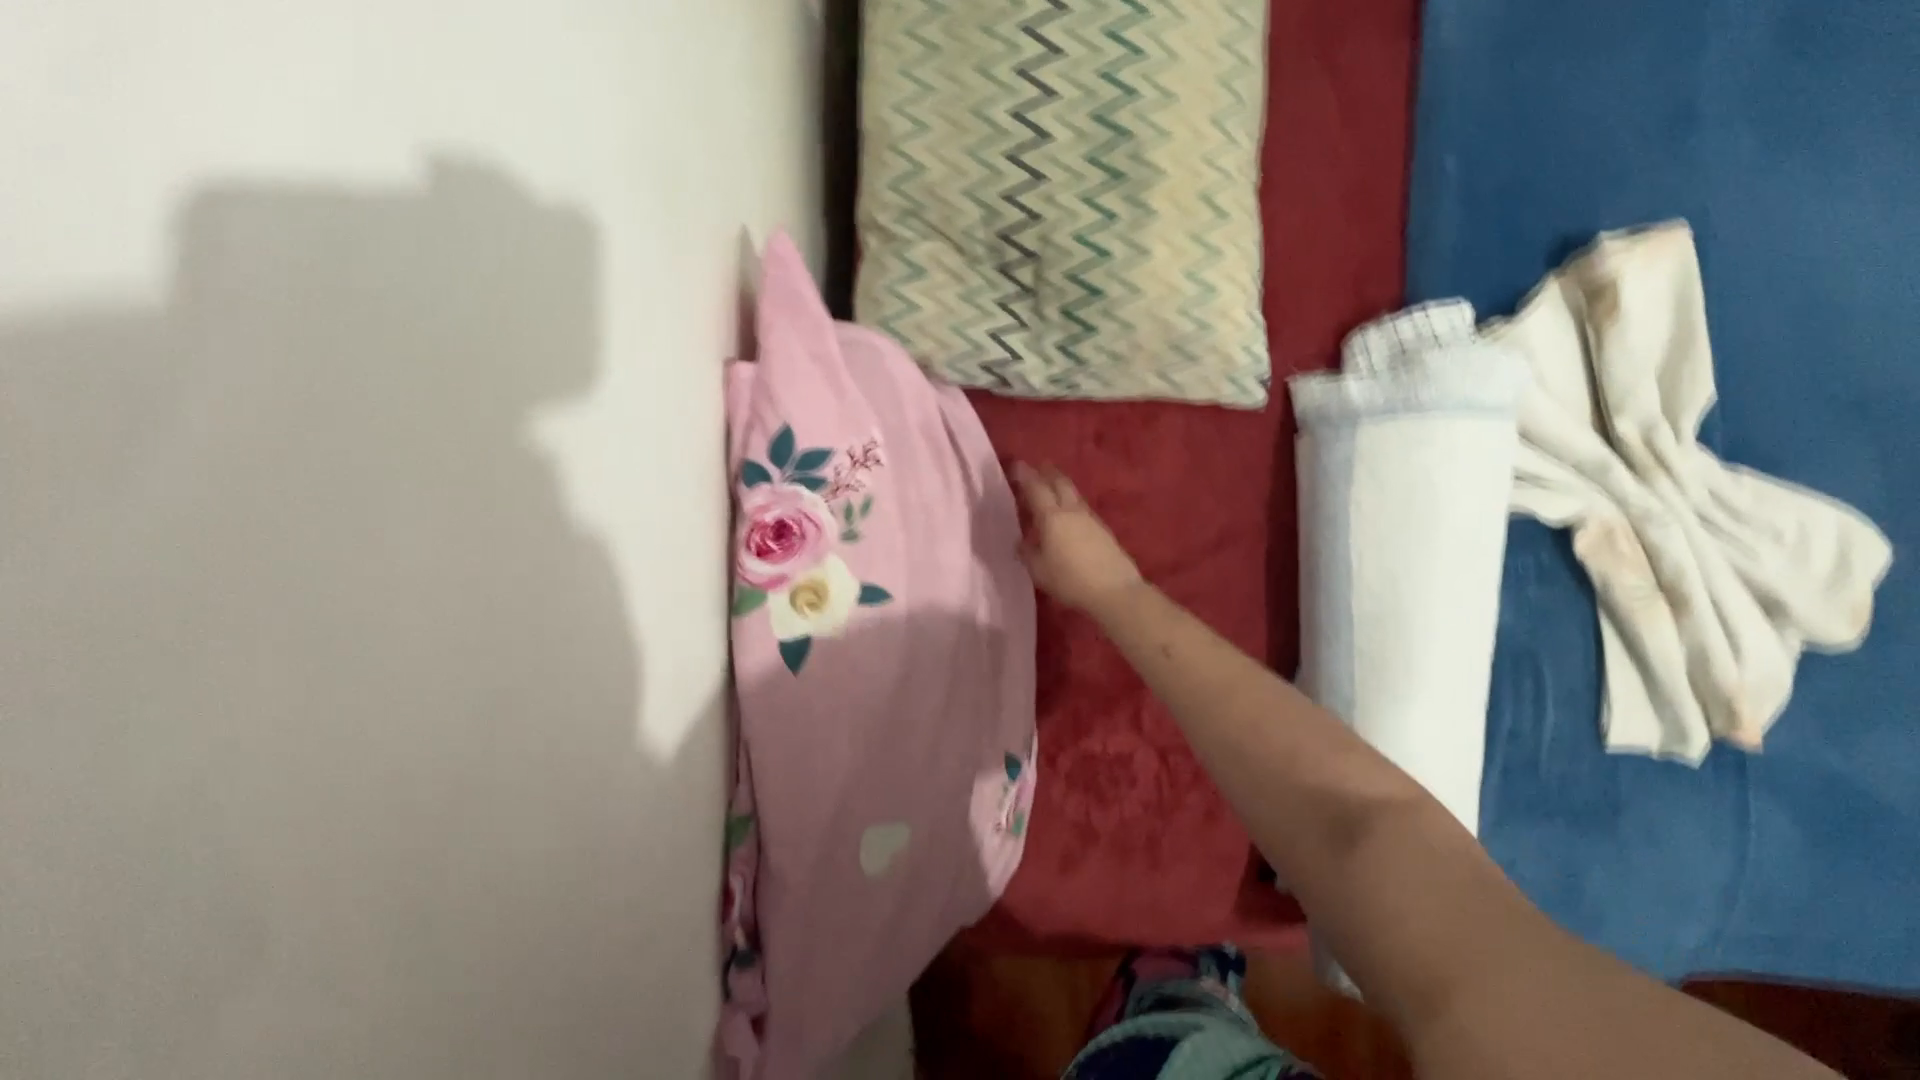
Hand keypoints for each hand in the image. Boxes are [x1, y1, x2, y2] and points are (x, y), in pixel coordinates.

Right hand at [1012, 462, 1144, 614]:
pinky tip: (1068, 513)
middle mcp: (1071, 510)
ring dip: (1061, 485)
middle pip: (1059, 482)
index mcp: (1052, 517)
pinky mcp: (1102, 529)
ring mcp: (1090, 518)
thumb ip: (1028, 553)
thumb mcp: (1039, 570)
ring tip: (1052, 486)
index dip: (1024, 475)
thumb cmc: (1070, 580)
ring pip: (1073, 493)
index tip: (1015, 465)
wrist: (1114, 590)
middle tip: (1037, 467)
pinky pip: (1081, 507)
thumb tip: (1022, 542)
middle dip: (1047, 472)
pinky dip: (1071, 502)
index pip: (1035, 488)